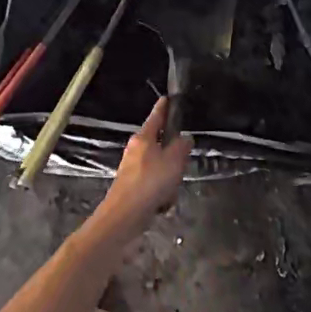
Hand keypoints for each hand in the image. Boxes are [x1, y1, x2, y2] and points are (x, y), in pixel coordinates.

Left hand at [98, 98, 191, 228]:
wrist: (126, 213)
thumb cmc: (151, 181)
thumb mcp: (174, 161)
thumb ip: (182, 146)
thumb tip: (184, 137)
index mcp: (143, 138)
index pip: (156, 117)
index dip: (163, 108)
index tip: (167, 98)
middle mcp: (135, 149)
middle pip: (159, 144)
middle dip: (173, 156)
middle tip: (181, 165)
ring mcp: (132, 167)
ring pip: (159, 166)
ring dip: (168, 178)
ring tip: (170, 189)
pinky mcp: (132, 185)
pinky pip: (154, 183)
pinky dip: (161, 191)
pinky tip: (163, 202)